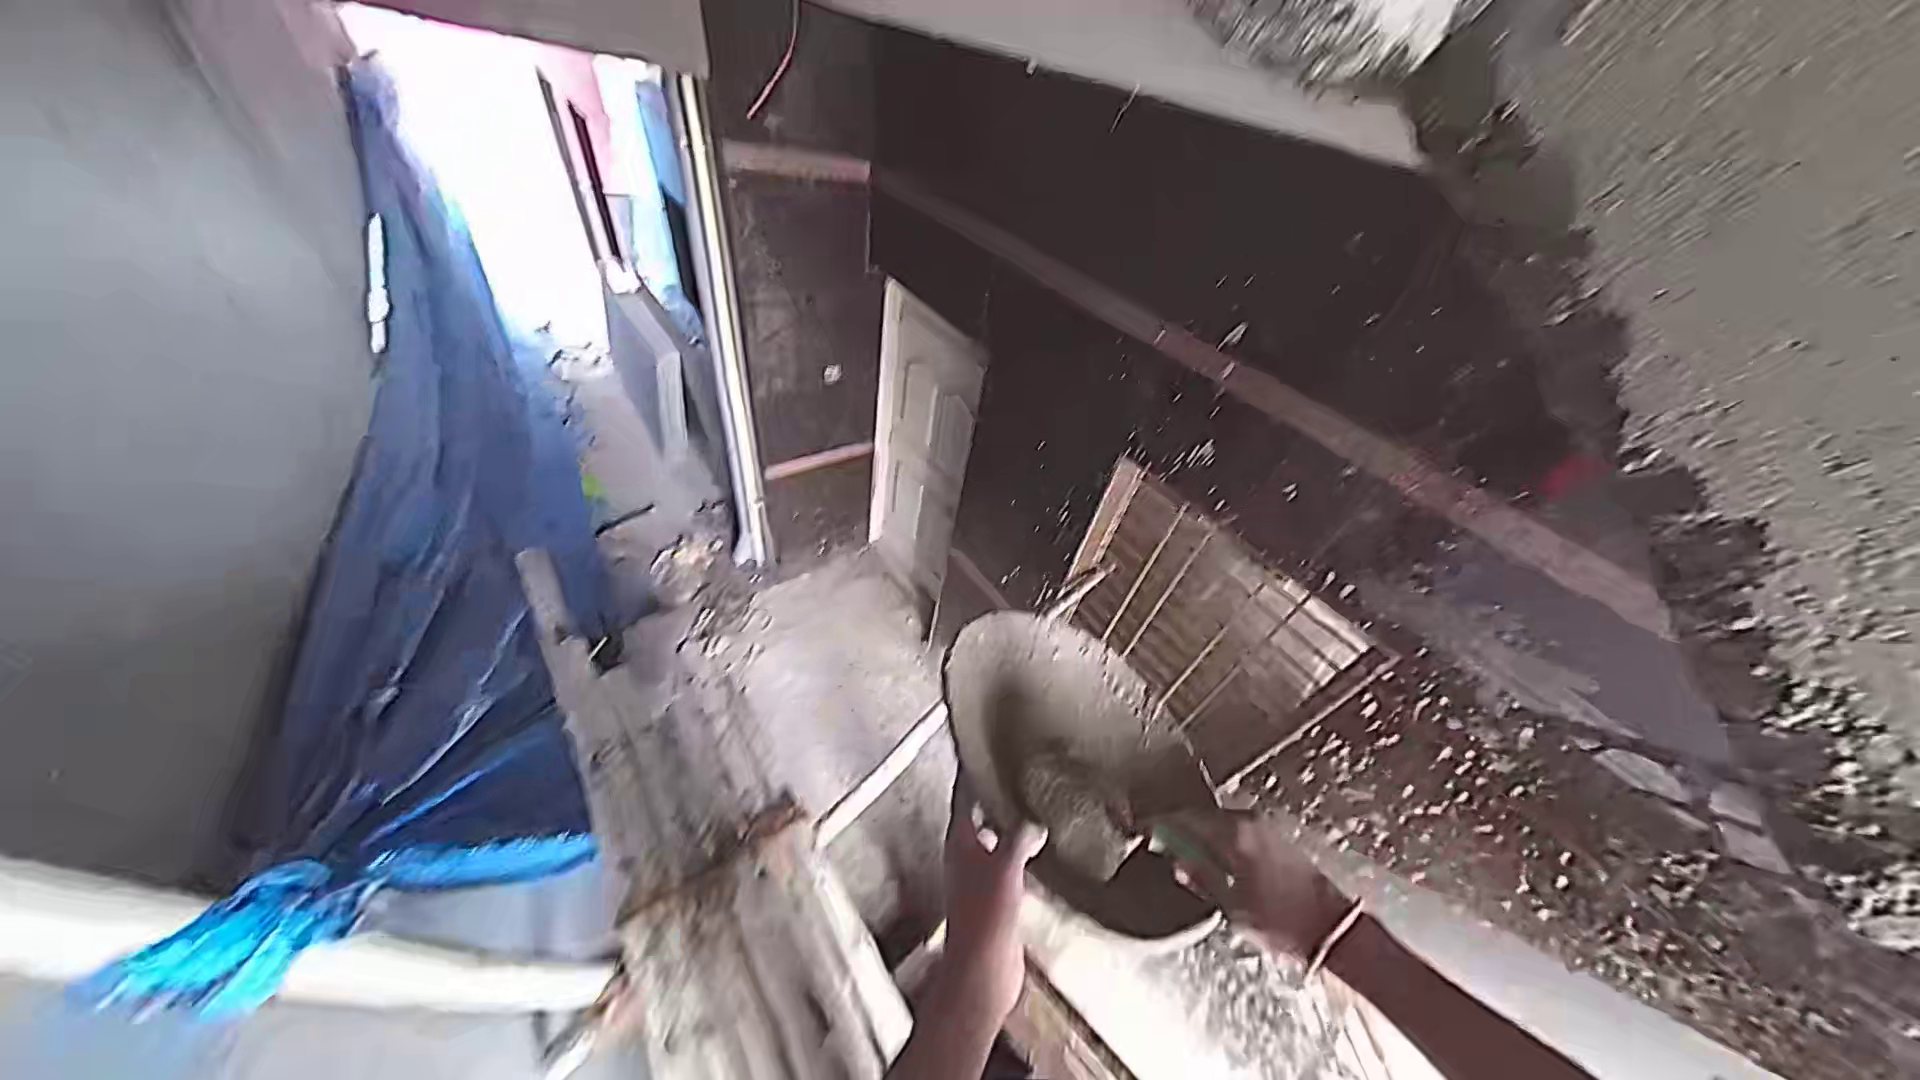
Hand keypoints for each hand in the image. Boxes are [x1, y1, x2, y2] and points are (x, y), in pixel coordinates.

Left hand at [935, 785, 1046, 1025]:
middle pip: (977, 813)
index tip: (982, 750)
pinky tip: (1038, 850)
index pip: (963, 794)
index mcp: (959, 840)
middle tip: (1014, 774)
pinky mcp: (993, 894)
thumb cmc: (984, 919)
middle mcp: (965, 854)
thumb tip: (1034, 820)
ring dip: (1008, 823)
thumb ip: (1020, 837)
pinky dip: (1020, 850)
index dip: (972, 771)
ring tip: (1030, 807)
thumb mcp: (1006, 867)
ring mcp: (977, 874)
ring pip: (993, 836)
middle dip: (993, 794)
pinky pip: (1006, 860)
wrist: (982, 971)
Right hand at [1163, 810, 1349, 958]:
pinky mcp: (1276, 836)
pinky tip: (1211, 853)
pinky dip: (1218, 835)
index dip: (1160, 823)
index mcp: (1234, 832)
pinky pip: (1235, 827)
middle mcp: (1249, 820)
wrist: (1336, 932)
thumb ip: (1200, 877)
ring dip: (1199, 831)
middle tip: (1159, 839)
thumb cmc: (1283, 922)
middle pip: (1202, 815)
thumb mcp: (1232, 906)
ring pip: (1219, 820)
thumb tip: (1176, 860)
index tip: (1143, 829)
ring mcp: (1266, 826)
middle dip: (1178, 825)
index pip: (1185, 817)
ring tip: (1182, 848)